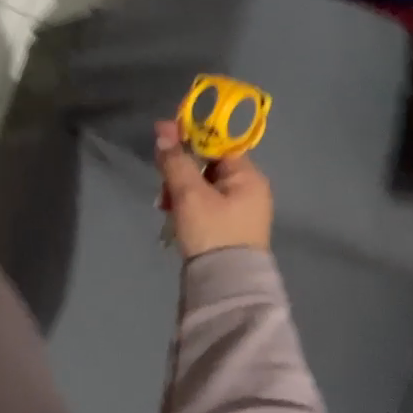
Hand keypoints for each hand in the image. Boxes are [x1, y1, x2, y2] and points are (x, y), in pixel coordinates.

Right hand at [156, 119, 272, 258]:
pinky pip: (204, 204)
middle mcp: (249, 190)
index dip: (190, 139)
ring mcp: (240, 210)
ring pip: (202, 186)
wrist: (225, 282)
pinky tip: (172, 214)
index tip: (163, 140)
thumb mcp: (189, 193)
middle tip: (163, 185)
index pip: (218, 145)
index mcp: (248, 178)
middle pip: (208, 166)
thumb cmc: (211, 231)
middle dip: (180, 171)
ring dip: (180, 189)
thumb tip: (163, 129)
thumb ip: (175, 160)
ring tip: (165, 205)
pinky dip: (186, 204)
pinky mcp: (229, 227)